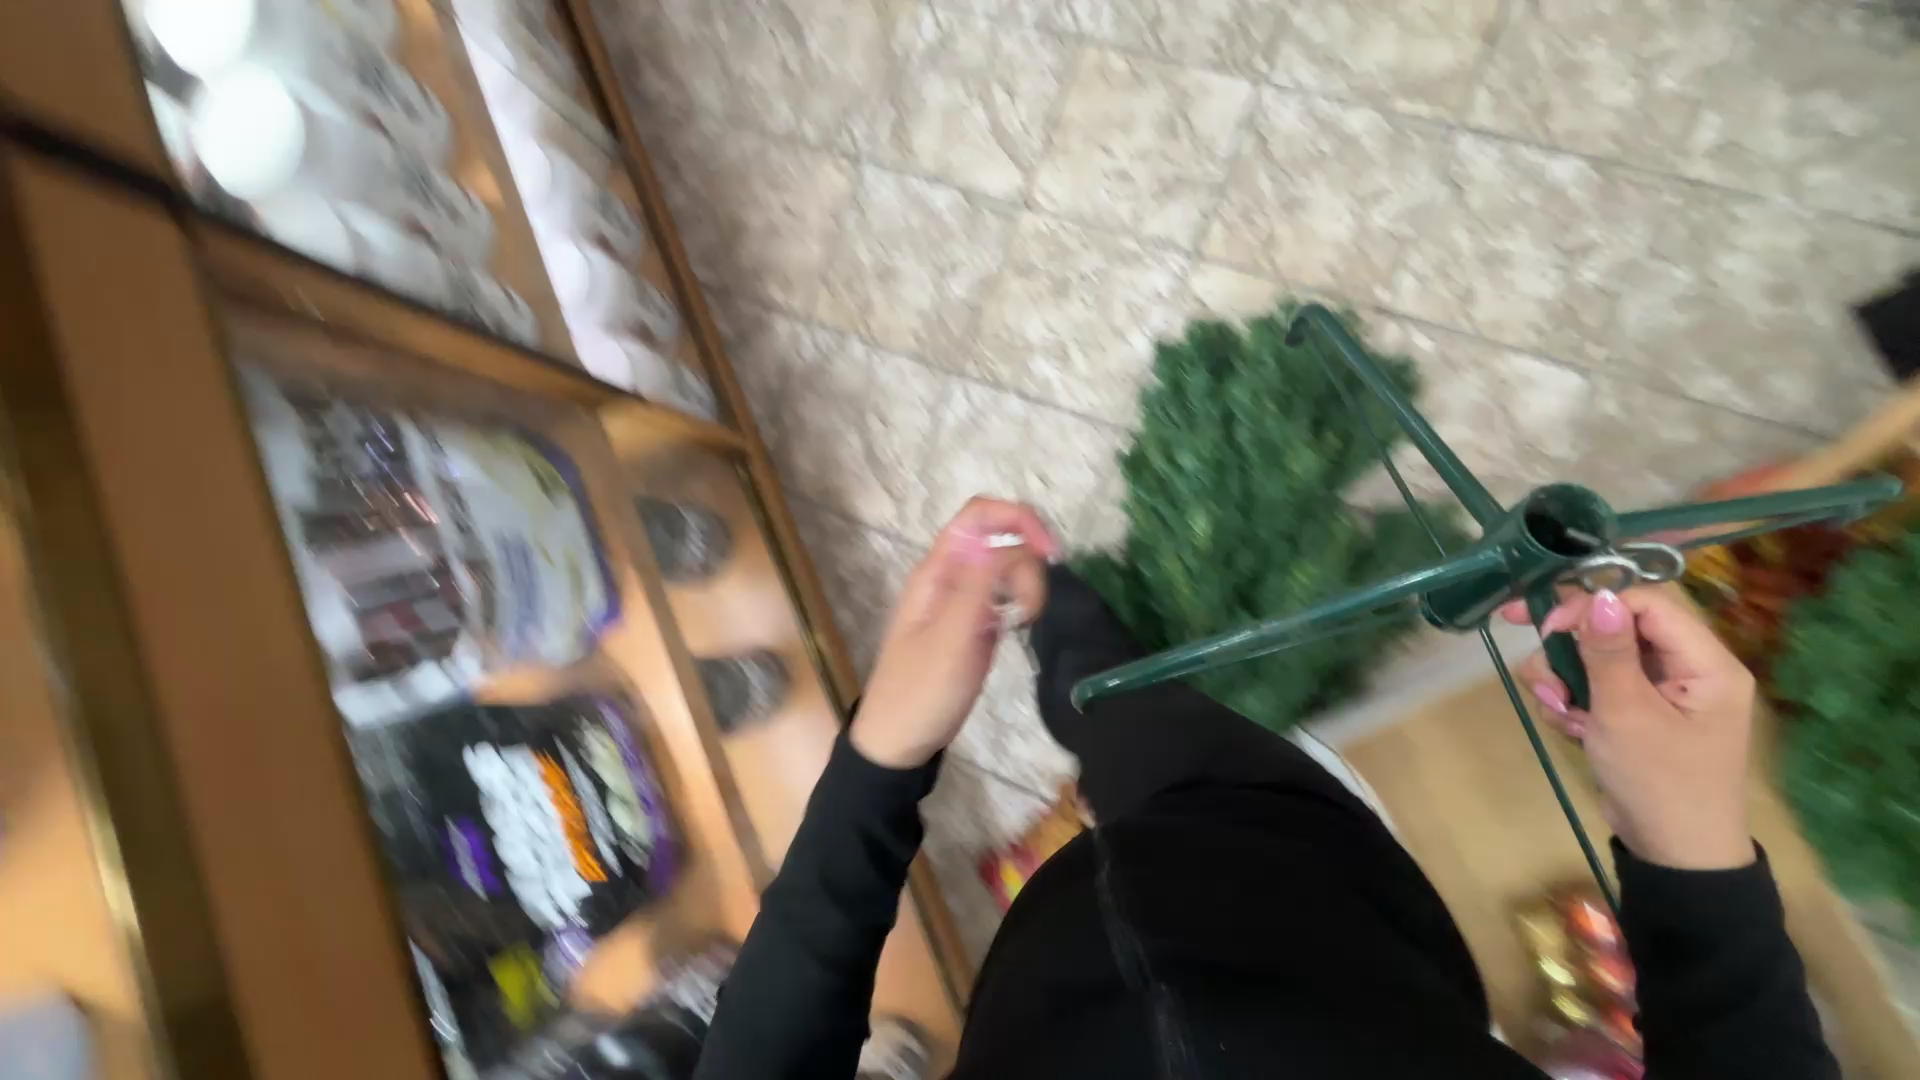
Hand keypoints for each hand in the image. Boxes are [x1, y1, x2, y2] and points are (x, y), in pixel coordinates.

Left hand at [850, 497, 1056, 768]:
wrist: (899, 740)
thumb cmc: (921, 692)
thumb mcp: (952, 638)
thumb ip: (979, 586)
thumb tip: (1009, 541)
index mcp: (937, 571)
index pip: (979, 515)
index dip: (1018, 519)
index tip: (1049, 554)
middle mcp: (949, 576)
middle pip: (999, 538)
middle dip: (1027, 561)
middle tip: (1032, 607)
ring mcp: (962, 599)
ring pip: (1005, 566)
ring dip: (1026, 583)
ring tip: (1026, 621)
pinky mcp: (973, 622)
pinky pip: (1003, 594)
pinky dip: (1020, 601)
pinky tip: (1021, 625)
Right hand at [1498, 587, 1756, 870]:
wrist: (1670, 848)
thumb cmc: (1658, 779)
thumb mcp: (1626, 713)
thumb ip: (1609, 652)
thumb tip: (1598, 596)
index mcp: (1705, 664)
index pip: (1646, 603)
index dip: (1591, 605)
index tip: (1546, 627)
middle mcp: (1684, 667)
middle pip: (1612, 625)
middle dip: (1566, 646)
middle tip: (1529, 654)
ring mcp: (1656, 688)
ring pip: (1590, 653)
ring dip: (1560, 677)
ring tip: (1559, 711)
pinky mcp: (1632, 707)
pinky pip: (1589, 681)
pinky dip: (1569, 700)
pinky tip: (1572, 726)